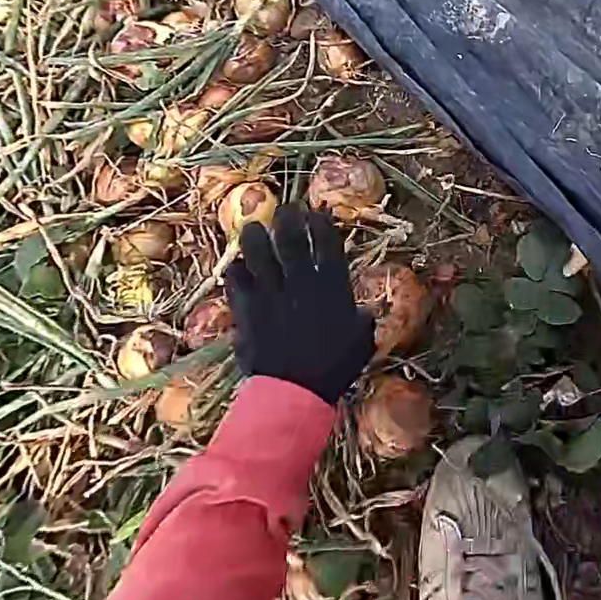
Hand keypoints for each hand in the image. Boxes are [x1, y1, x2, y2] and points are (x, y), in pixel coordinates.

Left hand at [224, 203, 374, 404]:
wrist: (294, 390)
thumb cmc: (334, 366)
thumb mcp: (361, 340)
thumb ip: (362, 320)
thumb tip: (364, 313)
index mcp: (331, 284)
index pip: (327, 241)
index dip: (322, 223)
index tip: (317, 213)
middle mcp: (300, 280)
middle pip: (291, 238)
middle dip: (289, 218)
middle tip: (286, 209)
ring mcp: (270, 292)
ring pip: (259, 252)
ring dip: (256, 237)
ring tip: (255, 228)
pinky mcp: (246, 309)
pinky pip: (237, 280)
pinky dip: (237, 269)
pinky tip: (237, 266)